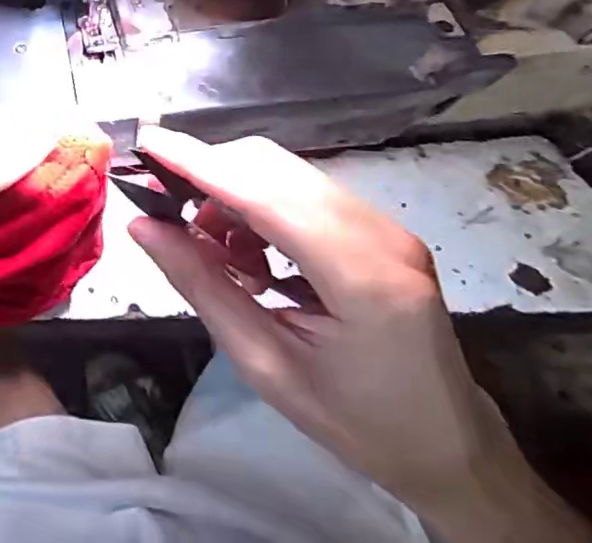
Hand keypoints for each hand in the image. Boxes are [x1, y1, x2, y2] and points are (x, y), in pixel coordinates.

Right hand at [129, 128, 591, 541]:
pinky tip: (244, 250)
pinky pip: (299, 189)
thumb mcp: (263, 362)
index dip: (200, 162)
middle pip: (272, 167)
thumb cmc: (356, 420)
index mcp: (363, 279)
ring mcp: (384, 227)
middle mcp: (380, 235)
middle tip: (158, 200)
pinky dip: (254, 202)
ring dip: (228, 190)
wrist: (449, 449)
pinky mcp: (376, 227)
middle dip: (206, 170)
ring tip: (208, 245)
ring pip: (282, 172)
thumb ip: (201, 285)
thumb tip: (141, 225)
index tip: (145, 141)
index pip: (266, 195)